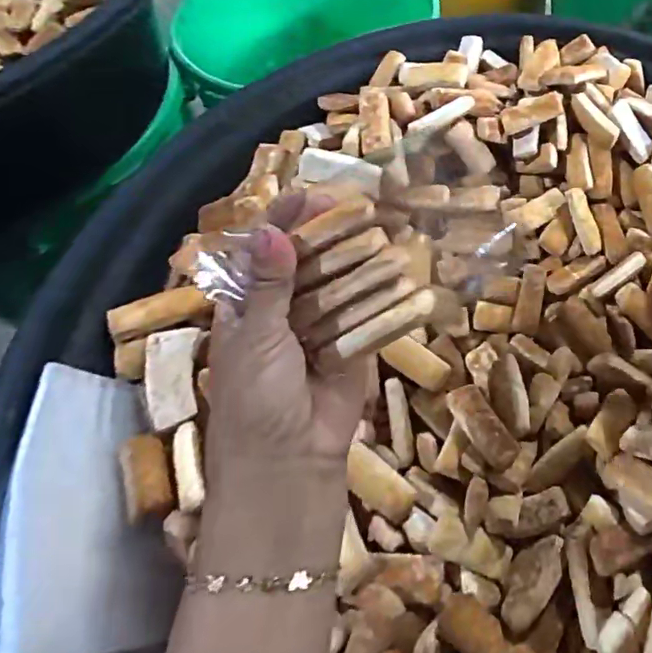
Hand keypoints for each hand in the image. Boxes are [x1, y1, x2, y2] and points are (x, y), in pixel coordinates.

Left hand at [202, 192, 372, 472]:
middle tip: (359, 204)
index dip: (283, 221)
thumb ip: (268, 287)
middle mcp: (287, 309)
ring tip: (385, 225)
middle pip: (308, 260)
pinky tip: (402, 264)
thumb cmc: (256, 399)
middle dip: (330, 233)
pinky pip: (370, 310)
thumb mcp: (255, 339)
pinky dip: (384, 289)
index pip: (264, 252)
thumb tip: (275, 231)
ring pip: (342, 281)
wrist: (292, 457)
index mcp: (249, 306)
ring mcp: (323, 324)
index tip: (310, 194)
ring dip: (361, 256)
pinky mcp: (356, 341)